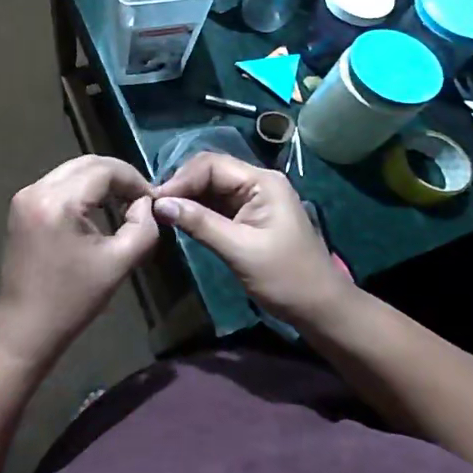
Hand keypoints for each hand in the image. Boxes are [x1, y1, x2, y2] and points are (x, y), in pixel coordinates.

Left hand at [0, 155, 158, 365]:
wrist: (26, 327)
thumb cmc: (73, 299)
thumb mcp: (120, 263)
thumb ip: (143, 227)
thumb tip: (144, 203)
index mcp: (57, 202)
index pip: (104, 170)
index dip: (134, 180)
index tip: (152, 200)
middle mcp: (36, 190)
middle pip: (87, 163)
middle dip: (119, 176)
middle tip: (141, 198)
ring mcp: (25, 196)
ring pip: (73, 170)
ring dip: (101, 180)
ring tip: (124, 202)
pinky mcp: (22, 206)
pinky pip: (60, 183)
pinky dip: (83, 189)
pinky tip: (99, 208)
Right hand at [152, 152, 353, 328]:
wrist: (319, 307)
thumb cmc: (285, 277)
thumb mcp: (240, 250)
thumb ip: (200, 223)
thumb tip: (159, 204)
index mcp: (262, 182)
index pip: (212, 165)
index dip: (181, 179)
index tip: (154, 200)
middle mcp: (257, 183)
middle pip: (210, 171)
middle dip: (181, 186)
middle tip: (154, 207)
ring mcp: (253, 199)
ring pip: (211, 188)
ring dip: (187, 198)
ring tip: (161, 214)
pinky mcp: (248, 216)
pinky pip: (216, 205)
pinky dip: (197, 210)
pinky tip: (179, 220)